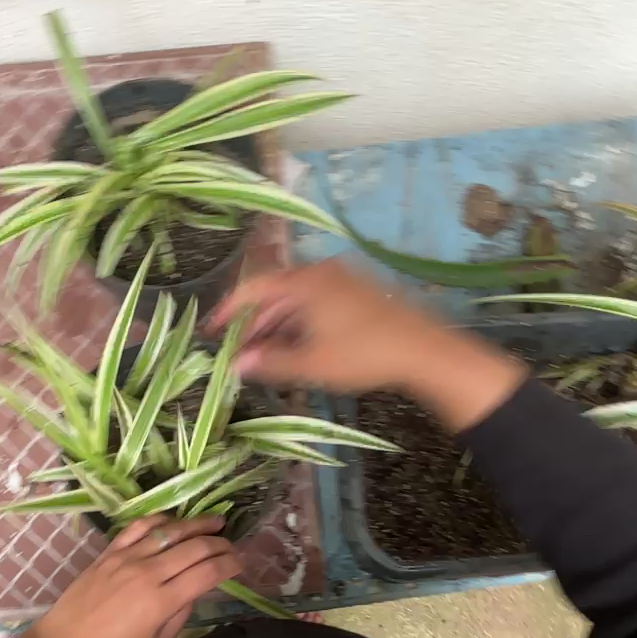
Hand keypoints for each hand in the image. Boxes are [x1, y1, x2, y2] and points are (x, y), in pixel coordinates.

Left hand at [23, 514, 241, 637]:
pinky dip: (160, 520)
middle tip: (231, 545)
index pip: (207, 573)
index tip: (241, 564)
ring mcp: (127, 558)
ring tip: (215, 523)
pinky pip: (139, 527)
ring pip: (170, 531)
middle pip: (194, 548)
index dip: (230, 565)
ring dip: (197, 524)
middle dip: (220, 544)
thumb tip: (194, 591)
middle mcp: (148, 573)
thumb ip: (180, 616)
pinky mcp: (109, 552)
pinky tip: (174, 521)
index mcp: (162, 601)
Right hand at [207, 259, 527, 428]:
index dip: (229, 309)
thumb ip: (270, 363)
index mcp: (306, 282)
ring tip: (263, 354)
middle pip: (275, 293)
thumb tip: (236, 364)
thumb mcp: (311, 364)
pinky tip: (296, 347)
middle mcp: (321, 273)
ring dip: (276, 325)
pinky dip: (299, 322)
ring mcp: (342, 280)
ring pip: (296, 300)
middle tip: (237, 349)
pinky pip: (316, 303)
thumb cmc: (364, 354)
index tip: (212, 329)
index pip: (255, 288)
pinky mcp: (358, 293)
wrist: (424, 350)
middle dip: (254, 323)